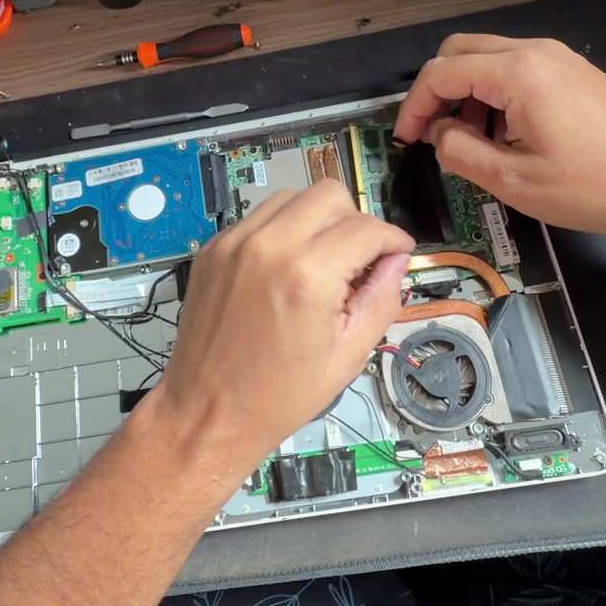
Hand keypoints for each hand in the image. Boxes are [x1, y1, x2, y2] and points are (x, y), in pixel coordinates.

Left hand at [145, 180, 412, 478]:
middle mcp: (268, 247)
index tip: (397, 251)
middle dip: (354, 219)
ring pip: (291, 196)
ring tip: (321, 261)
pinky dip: (281, 230)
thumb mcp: (348, 355)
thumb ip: (382, 299)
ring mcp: (234, 243)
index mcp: (307, 276)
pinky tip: (286, 267)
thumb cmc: (277, 395)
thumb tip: (396, 262)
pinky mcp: (213, 248)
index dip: (392, 238)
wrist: (208, 411)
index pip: (366, 228)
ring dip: (316, 219)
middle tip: (358, 257)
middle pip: (329, 193)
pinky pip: (258, 217)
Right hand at [391, 34, 605, 252]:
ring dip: (467, 91)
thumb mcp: (511, 181)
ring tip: (472, 140)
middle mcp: (537, 51)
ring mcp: (562, 58)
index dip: (413, 106)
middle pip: (460, 50)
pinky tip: (509, 134)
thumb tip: (439, 133)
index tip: (405, 139)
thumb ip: (459, 151)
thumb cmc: (592, 188)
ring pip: (489, 57)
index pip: (440, 72)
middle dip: (436, 90)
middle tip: (432, 134)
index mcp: (517, 72)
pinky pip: (519, 68)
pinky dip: (495, 92)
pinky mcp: (579, 73)